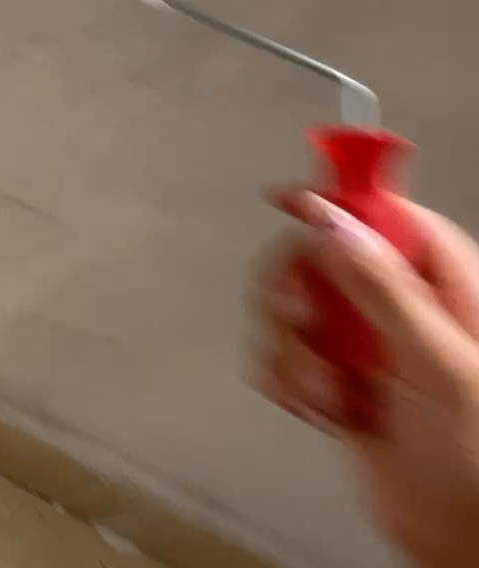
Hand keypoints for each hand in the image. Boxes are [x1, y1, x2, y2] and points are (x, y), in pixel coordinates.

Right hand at [252, 189, 478, 567]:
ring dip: (288, 348)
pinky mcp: (327, 375)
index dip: (344, 202)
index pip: (396, 225)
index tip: (287, 198)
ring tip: (326, 386)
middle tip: (304, 320)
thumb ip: (385, 290)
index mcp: (452, 303)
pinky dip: (282, 376)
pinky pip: (274, 351)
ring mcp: (363, 347)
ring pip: (285, 308)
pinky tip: (317, 403)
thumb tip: (334, 221)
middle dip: (294, 292)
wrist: (458, 538)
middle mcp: (403, 316)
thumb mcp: (442, 367)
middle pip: (319, 261)